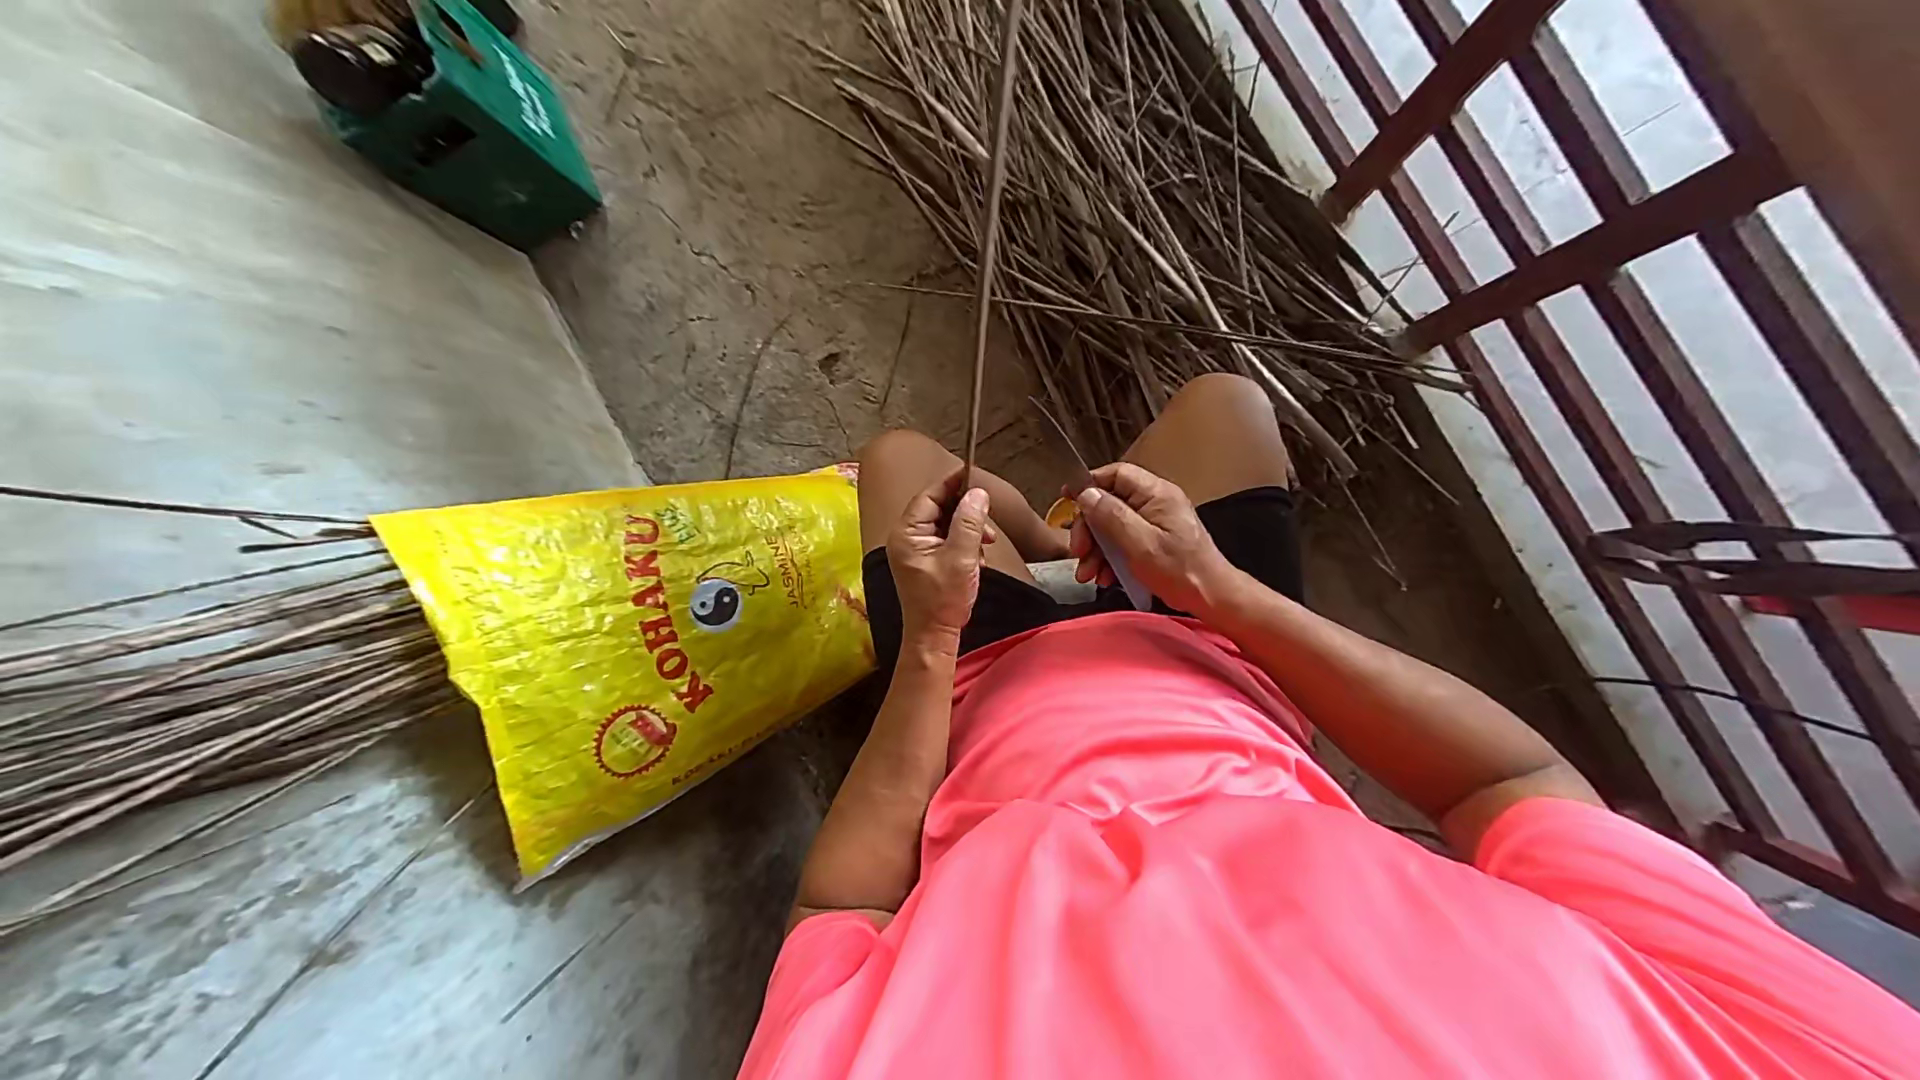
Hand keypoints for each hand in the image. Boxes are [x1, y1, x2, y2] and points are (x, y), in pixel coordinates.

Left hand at [887, 470, 997, 647]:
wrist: (934, 636)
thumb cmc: (943, 600)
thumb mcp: (962, 557)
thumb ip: (969, 522)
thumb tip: (978, 493)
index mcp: (907, 533)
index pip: (930, 496)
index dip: (953, 483)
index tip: (973, 474)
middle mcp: (906, 537)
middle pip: (938, 508)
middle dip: (966, 512)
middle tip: (987, 520)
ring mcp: (914, 549)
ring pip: (946, 524)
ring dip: (969, 530)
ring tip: (986, 543)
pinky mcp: (925, 560)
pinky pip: (946, 540)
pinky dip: (964, 544)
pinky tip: (977, 559)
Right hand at [1069, 462, 1239, 615]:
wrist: (1210, 598)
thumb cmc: (1179, 569)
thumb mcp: (1139, 542)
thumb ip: (1110, 515)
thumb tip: (1086, 494)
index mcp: (1156, 494)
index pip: (1115, 475)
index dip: (1089, 484)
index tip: (1067, 499)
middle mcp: (1155, 503)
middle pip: (1109, 504)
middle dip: (1089, 530)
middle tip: (1078, 552)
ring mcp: (1154, 524)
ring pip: (1112, 527)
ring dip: (1096, 550)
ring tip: (1088, 574)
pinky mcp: (1153, 543)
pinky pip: (1123, 543)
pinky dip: (1110, 559)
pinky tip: (1104, 578)